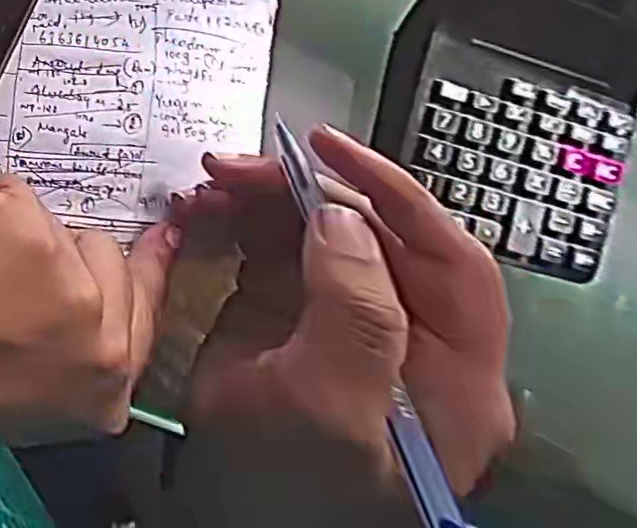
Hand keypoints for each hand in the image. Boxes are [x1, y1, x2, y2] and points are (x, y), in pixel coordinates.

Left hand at [0, 174, 181, 443]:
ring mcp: (72, 283)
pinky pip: (13, 193)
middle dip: (58, 250)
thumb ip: (64, 347)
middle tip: (6, 261)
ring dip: (17, 230)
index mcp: (102, 394)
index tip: (163, 235)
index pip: (144, 315)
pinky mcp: (31, 231)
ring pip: (57, 221)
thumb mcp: (20, 385)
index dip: (144, 269)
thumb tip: (70, 292)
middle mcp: (103, 346)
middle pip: (105, 256)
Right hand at [176, 127, 513, 500]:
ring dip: (250, 199)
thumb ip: (354, 316)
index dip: (391, 190)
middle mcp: (391, 324)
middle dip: (292, 189)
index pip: (442, 254)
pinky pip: (258, 244)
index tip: (325, 145)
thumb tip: (339, 218)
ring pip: (301, 229)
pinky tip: (194, 212)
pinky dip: (226, 220)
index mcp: (441, 358)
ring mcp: (330, 312)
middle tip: (226, 167)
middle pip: (357, 230)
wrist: (231, 500)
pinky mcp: (278, 306)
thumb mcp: (330, 404)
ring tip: (199, 189)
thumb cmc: (292, 471)